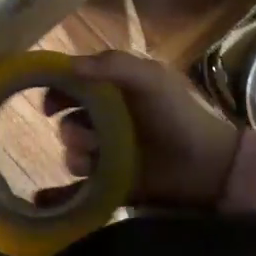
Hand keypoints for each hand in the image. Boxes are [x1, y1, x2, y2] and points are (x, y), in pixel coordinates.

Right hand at [43, 51, 241, 209]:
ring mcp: (108, 150)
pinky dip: (65, 185)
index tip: (48, 103)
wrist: (207, 165)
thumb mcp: (151, 79)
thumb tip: (70, 66)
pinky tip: (57, 190)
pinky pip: (78, 182)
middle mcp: (107, 116)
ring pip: (72, 148)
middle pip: (68, 117)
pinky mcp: (111, 180)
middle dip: (69, 125)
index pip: (74, 82)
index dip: (57, 88)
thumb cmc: (179, 114)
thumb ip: (113, 65)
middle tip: (85, 135)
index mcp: (114, 88)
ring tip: (94, 157)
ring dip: (76, 151)